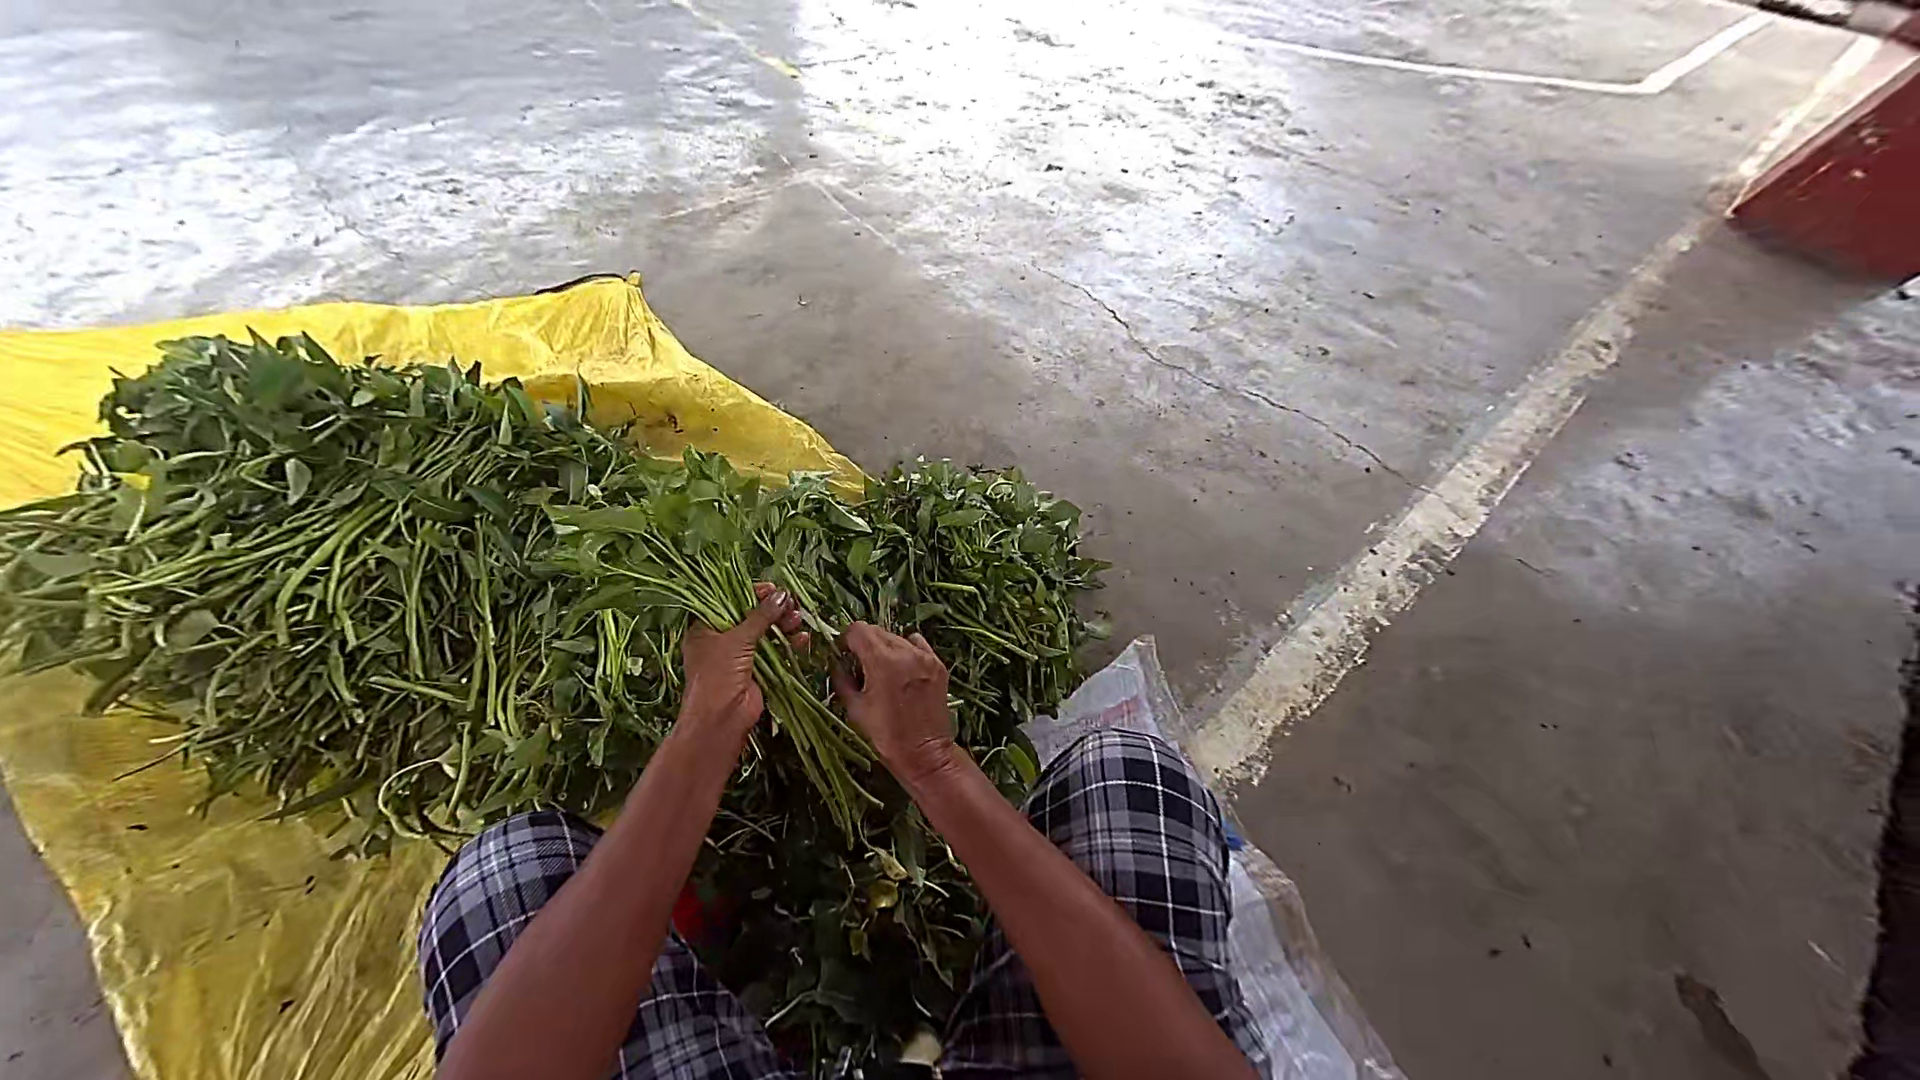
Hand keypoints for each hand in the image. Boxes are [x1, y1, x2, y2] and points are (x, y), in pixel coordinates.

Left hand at [678, 583, 808, 736]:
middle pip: (751, 616)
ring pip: (766, 633)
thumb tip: (781, 595)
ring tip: (798, 619)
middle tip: (791, 604)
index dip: (752, 594)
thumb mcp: (736, 640)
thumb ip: (760, 616)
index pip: (730, 602)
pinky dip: (788, 643)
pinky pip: (775, 651)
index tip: (773, 589)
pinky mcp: (757, 670)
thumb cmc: (717, 676)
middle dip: (773, 610)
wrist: (720, 721)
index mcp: (706, 629)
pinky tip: (801, 638)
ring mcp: (740, 656)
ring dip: (783, 625)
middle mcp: (722, 640)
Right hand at [831, 622, 957, 788]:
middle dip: (865, 644)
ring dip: (885, 648)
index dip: (847, 640)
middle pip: (877, 631)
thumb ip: (842, 679)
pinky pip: (917, 646)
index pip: (858, 630)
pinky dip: (907, 651)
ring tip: (883, 672)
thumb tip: (837, 663)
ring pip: (897, 638)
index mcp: (882, 661)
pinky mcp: (938, 665)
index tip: (844, 654)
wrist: (925, 753)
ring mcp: (925, 657)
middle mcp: (906, 652)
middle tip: (860, 666)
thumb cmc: (885, 735)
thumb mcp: (855, 708)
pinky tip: (902, 669)